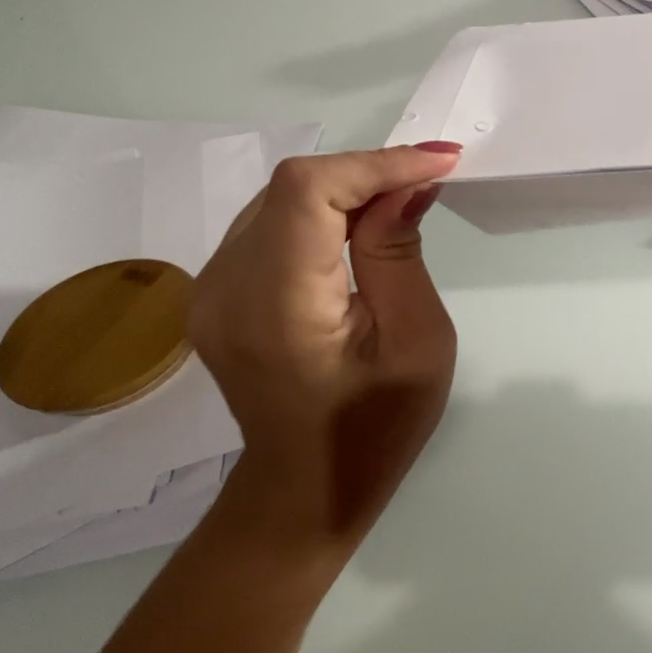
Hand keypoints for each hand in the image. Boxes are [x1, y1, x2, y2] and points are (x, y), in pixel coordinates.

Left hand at [188, 143, 462, 541]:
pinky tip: (362, 227)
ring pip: (281, 197)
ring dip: (347, 188)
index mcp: (275, 304)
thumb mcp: (417, 343)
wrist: (305, 490)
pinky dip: (323, 211)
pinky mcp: (216, 292)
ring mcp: (210, 288)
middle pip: (293, 186)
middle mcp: (224, 286)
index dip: (377, 163)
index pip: (310, 191)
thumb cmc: (376, 428)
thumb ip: (400, 254)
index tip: (441, 162)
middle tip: (432, 177)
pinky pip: (272, 223)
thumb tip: (408, 185)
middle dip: (368, 171)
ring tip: (405, 198)